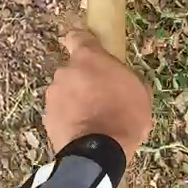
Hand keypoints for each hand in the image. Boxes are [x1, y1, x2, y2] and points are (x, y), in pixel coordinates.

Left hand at [44, 27, 152, 160]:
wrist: (100, 151)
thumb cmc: (125, 116)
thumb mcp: (140, 91)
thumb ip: (125, 77)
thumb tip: (122, 81)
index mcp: (88, 57)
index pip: (77, 37)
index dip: (82, 43)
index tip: (90, 52)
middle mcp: (65, 71)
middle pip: (72, 70)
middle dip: (83, 80)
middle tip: (100, 97)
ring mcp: (53, 95)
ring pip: (64, 92)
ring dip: (75, 100)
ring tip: (92, 119)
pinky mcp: (47, 117)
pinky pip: (60, 112)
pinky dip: (68, 118)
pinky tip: (83, 131)